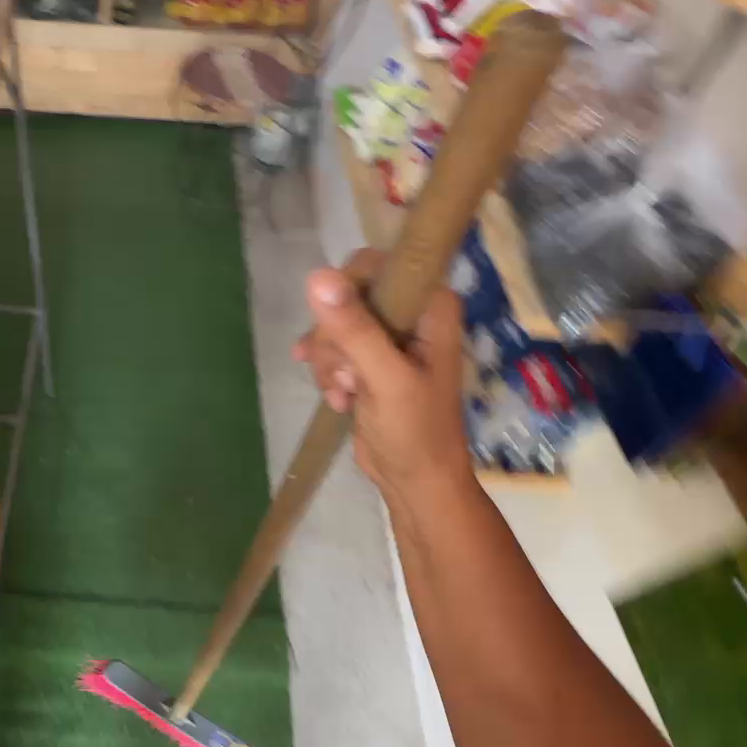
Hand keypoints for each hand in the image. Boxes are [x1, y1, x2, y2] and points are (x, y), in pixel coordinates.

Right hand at [292, 249, 471, 496]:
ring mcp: (388, 335)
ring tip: (344, 394)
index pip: (373, 265)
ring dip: (329, 361)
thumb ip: (354, 328)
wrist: (415, 481)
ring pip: (333, 323)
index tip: (340, 333)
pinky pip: (331, 346)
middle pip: (345, 295)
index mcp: (430, 303)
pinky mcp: (369, 359)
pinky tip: (336, 397)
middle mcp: (410, 311)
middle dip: (334, 339)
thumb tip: (316, 276)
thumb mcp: (385, 379)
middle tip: (348, 376)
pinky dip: (327, 371)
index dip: (347, 294)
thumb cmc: (414, 431)